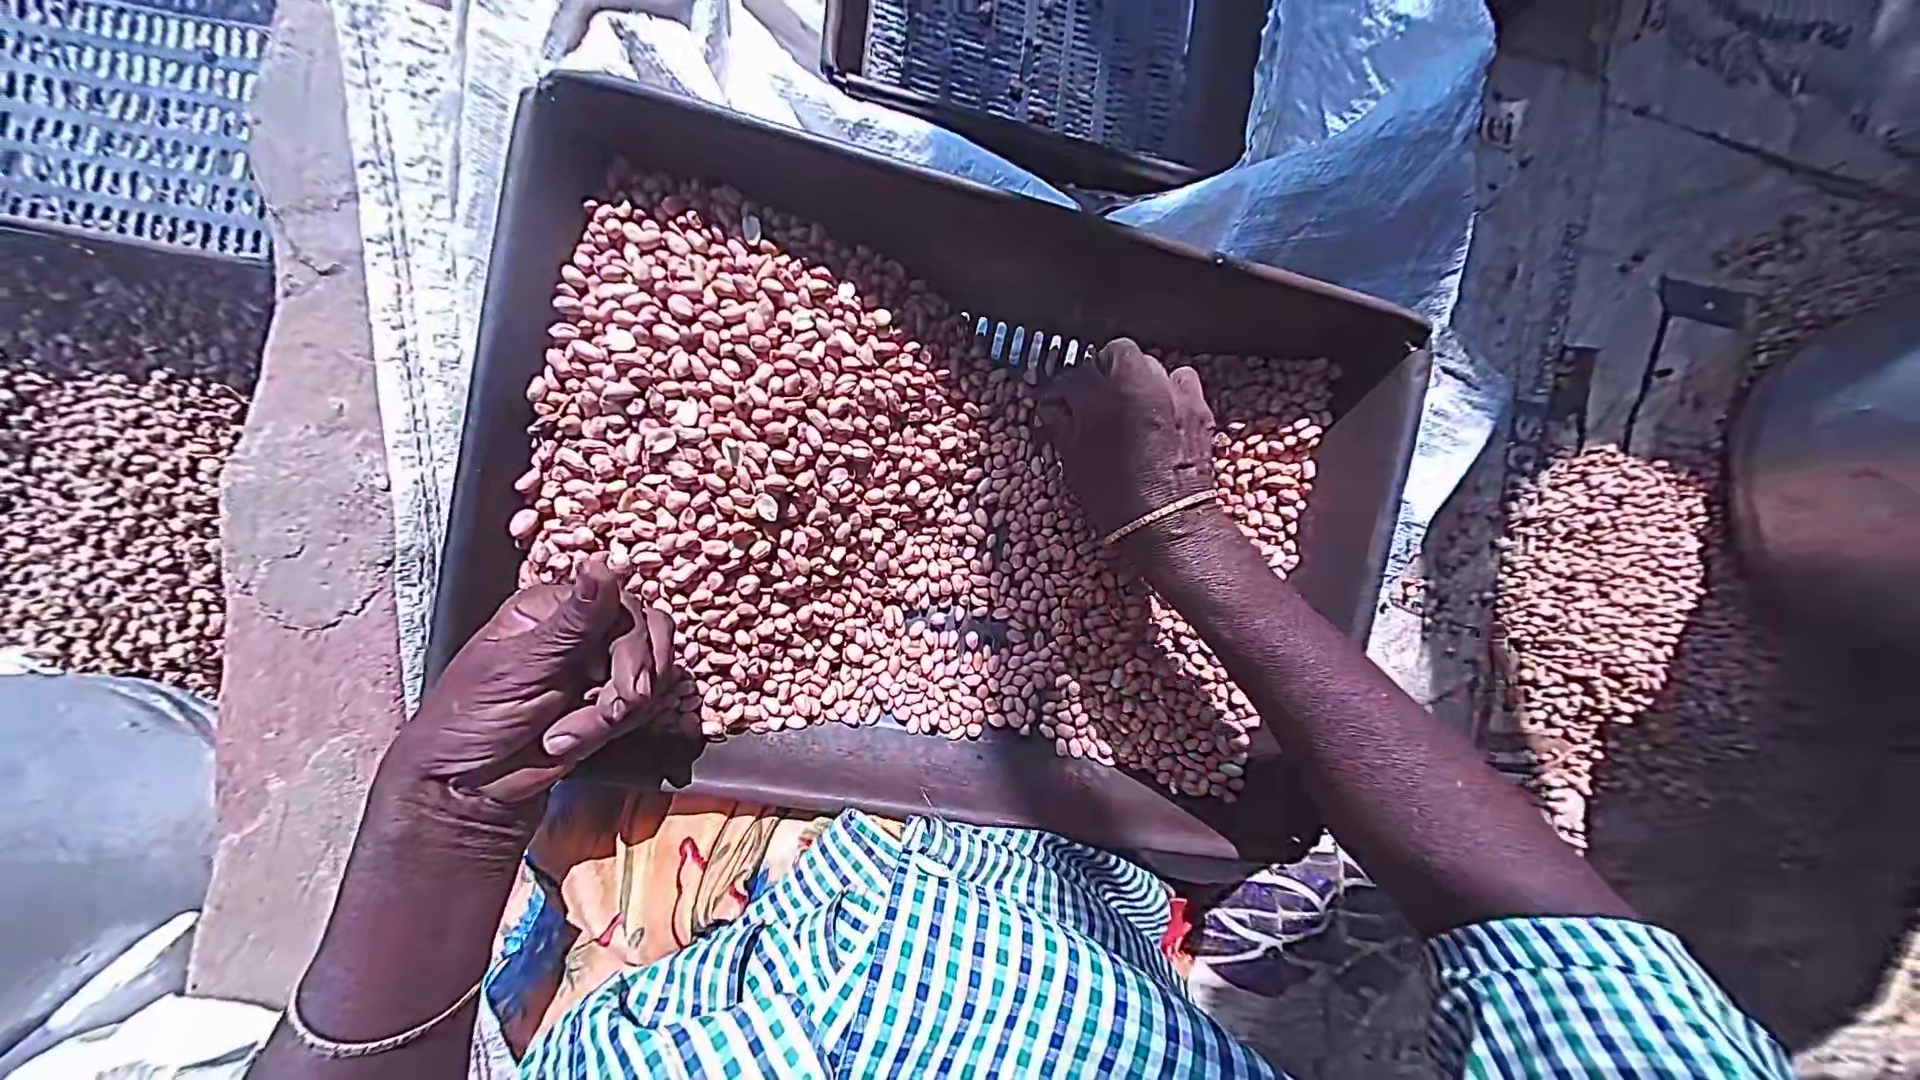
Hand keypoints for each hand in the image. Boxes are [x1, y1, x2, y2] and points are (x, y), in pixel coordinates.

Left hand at [381, 555, 677, 838]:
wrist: (466, 791)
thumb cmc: (470, 722)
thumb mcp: (519, 667)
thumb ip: (573, 620)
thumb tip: (603, 566)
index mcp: (554, 607)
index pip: (623, 605)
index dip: (631, 646)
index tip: (623, 685)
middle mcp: (585, 628)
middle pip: (649, 633)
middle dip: (632, 680)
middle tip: (609, 712)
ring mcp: (601, 662)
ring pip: (655, 667)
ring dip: (623, 707)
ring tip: (576, 730)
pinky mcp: (613, 695)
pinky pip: (649, 698)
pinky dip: (623, 723)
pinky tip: (579, 736)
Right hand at [1037, 338, 1218, 537]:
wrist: (1164, 521)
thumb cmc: (1114, 498)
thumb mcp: (1073, 461)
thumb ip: (1060, 424)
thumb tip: (1053, 407)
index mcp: (1099, 399)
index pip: (1072, 375)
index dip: (1061, 390)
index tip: (1058, 401)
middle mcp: (1137, 386)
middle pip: (1114, 353)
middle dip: (1101, 370)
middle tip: (1093, 395)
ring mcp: (1170, 392)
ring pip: (1149, 362)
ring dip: (1133, 377)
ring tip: (1125, 404)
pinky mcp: (1196, 404)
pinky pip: (1180, 378)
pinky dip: (1167, 388)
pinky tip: (1158, 408)